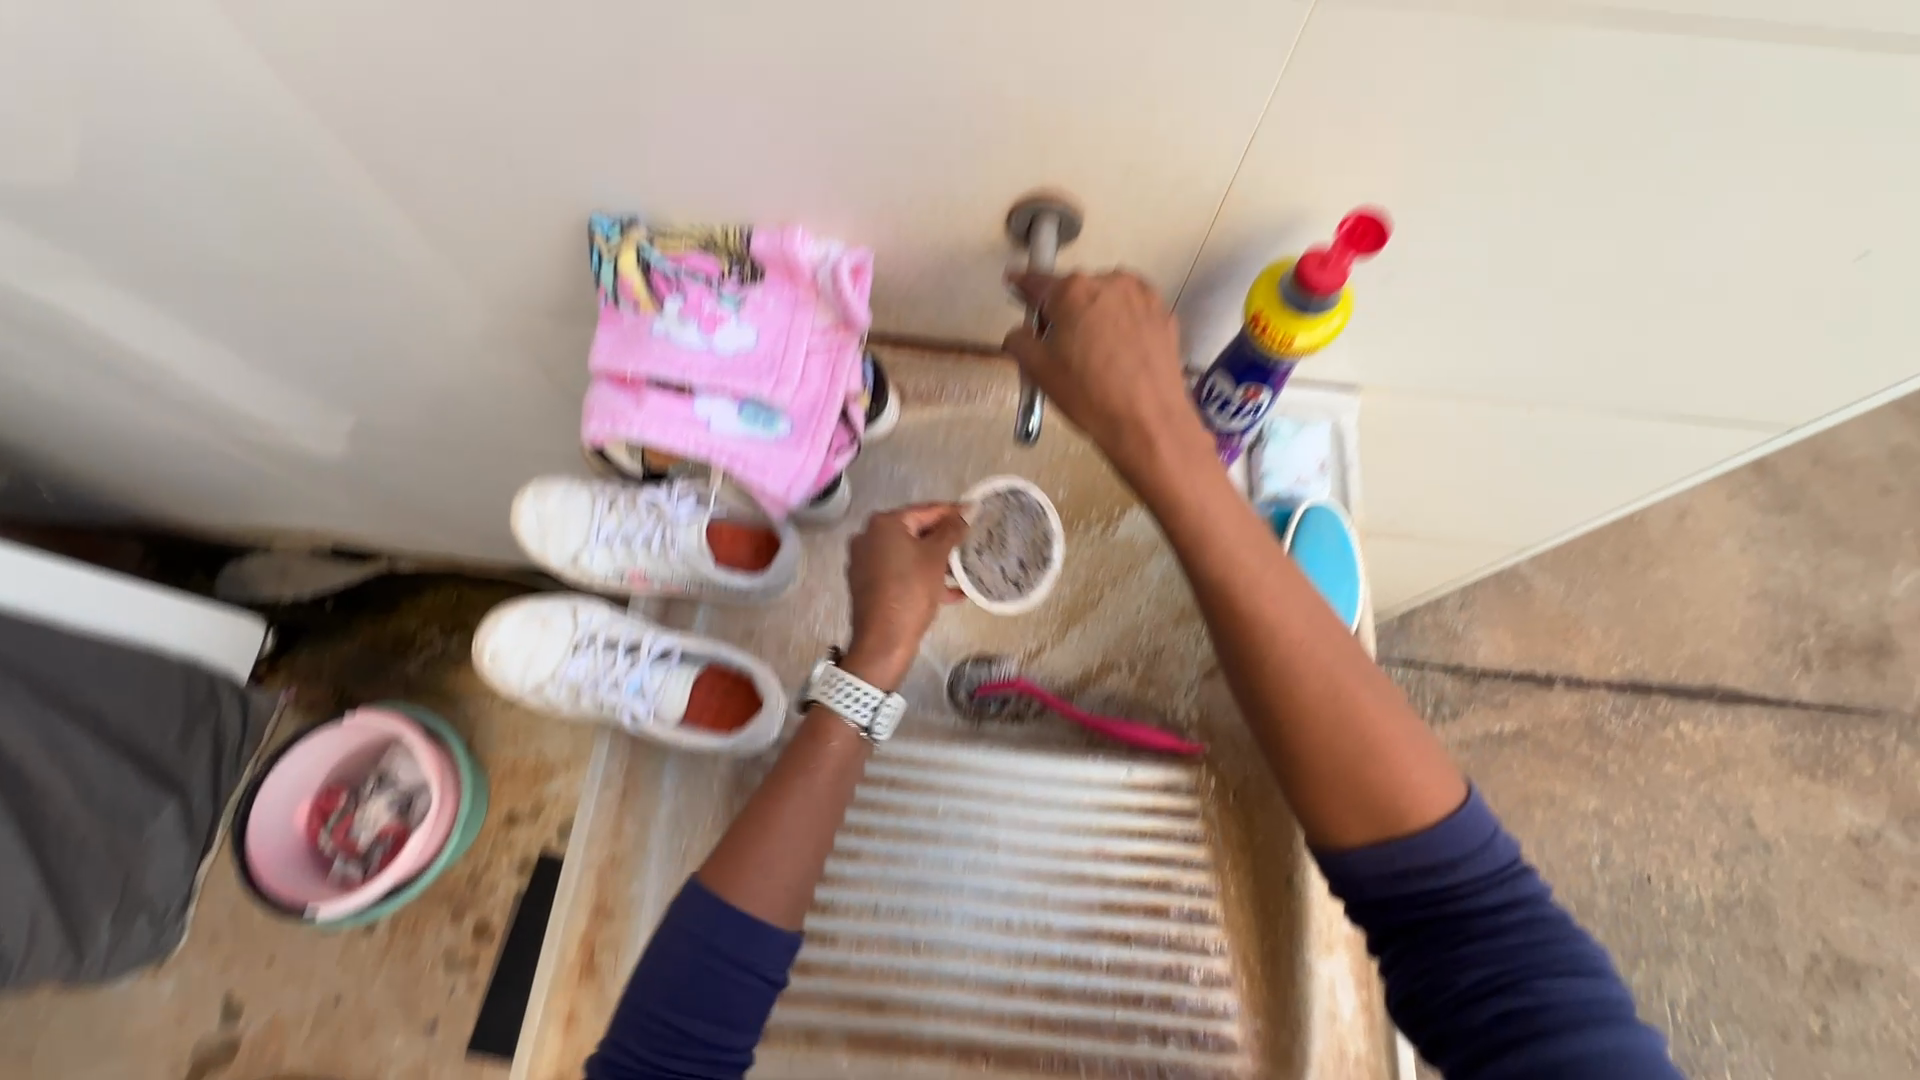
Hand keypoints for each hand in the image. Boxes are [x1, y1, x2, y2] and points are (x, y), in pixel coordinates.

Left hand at [842, 503, 968, 690]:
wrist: (884, 639)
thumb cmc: (911, 591)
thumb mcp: (936, 557)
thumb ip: (952, 530)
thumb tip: (965, 512)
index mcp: (883, 524)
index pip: (925, 510)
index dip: (952, 512)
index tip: (974, 513)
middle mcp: (869, 537)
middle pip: (915, 532)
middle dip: (944, 540)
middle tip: (970, 542)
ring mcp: (865, 562)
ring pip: (909, 555)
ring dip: (936, 561)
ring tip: (964, 569)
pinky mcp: (868, 584)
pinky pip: (901, 573)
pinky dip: (922, 577)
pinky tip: (951, 592)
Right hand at [1002, 270, 1213, 488]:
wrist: (1147, 422)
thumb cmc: (1091, 396)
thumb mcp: (1038, 371)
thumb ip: (1019, 341)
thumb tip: (1021, 334)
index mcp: (1073, 291)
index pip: (1038, 282)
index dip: (1021, 285)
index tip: (1015, 284)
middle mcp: (1109, 282)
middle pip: (1074, 291)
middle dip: (1063, 312)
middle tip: (1060, 349)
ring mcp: (1141, 296)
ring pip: (1105, 300)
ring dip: (1093, 318)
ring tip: (1093, 358)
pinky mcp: (1163, 314)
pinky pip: (1131, 313)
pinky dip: (1120, 327)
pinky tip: (1118, 358)